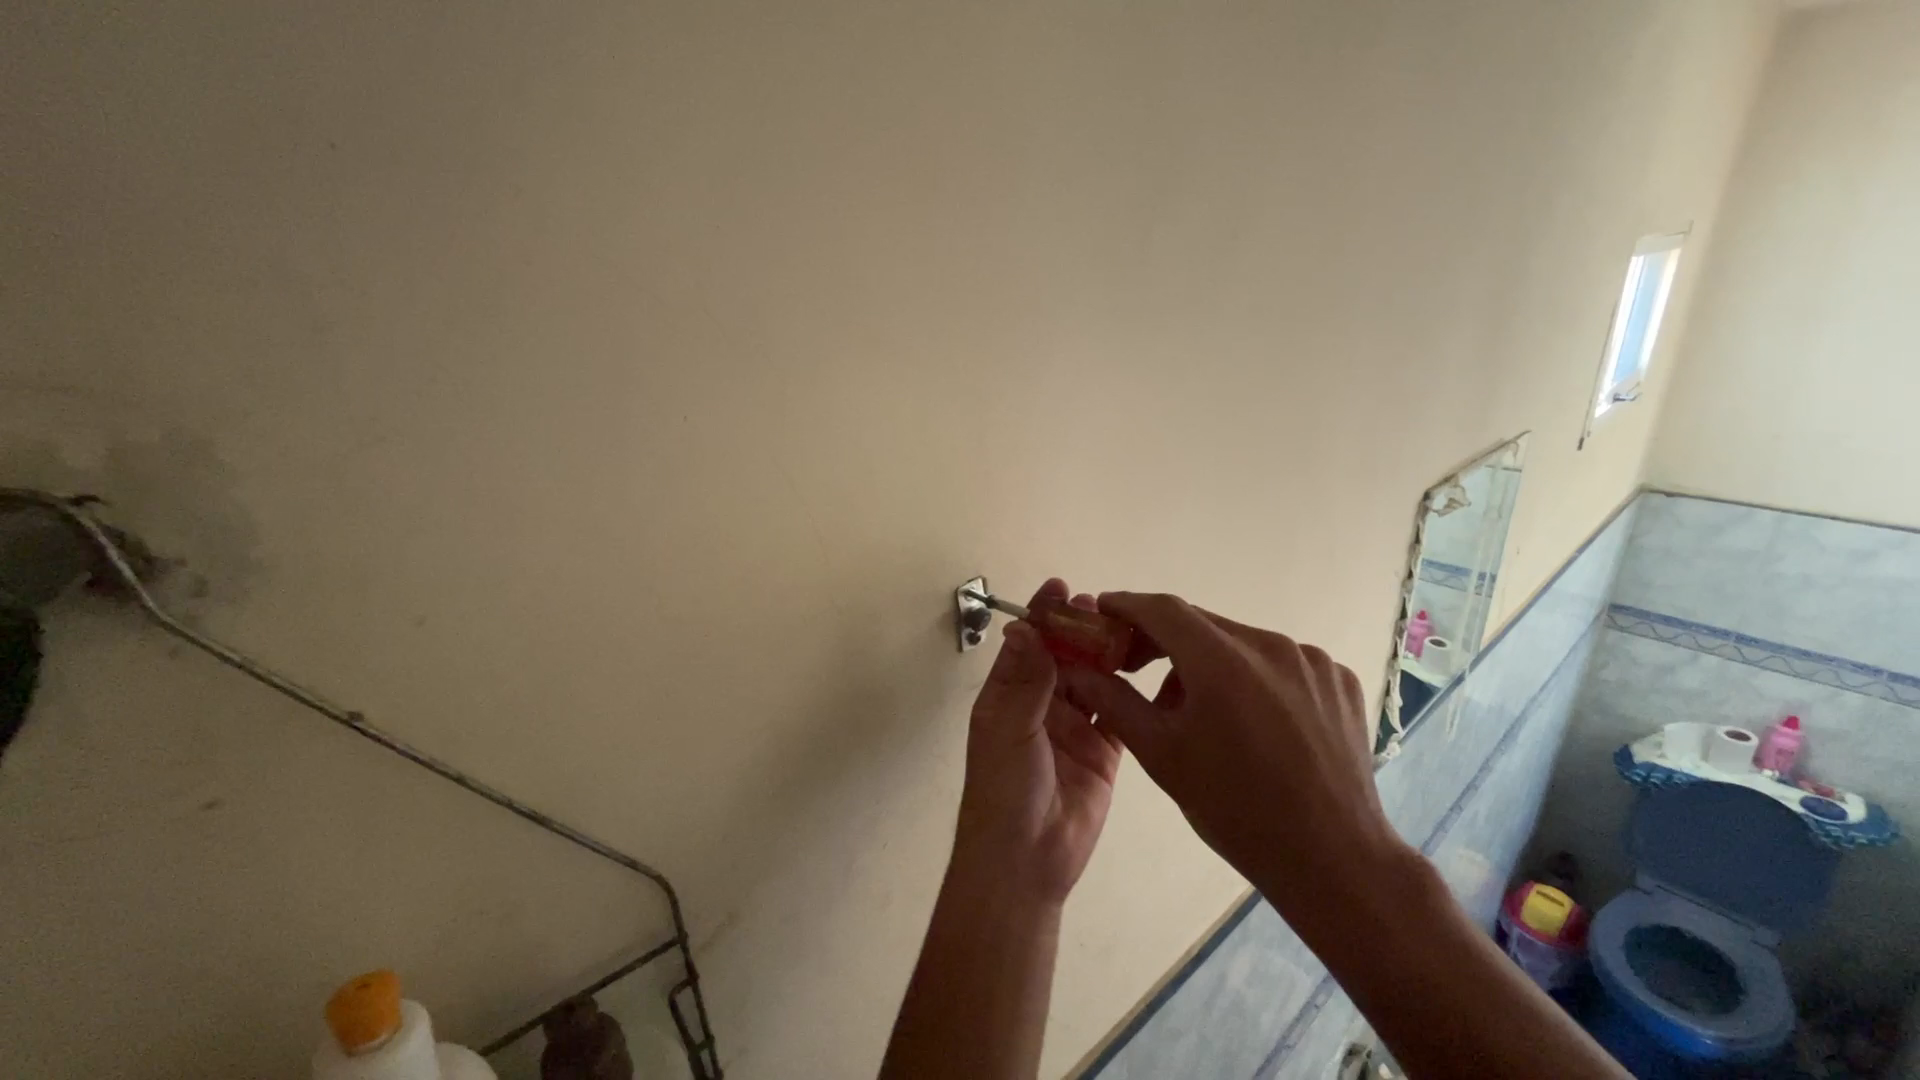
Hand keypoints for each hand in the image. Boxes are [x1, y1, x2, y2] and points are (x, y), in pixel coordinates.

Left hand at [953, 579, 1122, 905]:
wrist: (1026, 860)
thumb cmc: (1005, 790)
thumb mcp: (1008, 728)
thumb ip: (1025, 680)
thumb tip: (1025, 625)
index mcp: (1008, 698)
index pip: (1027, 646)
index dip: (1042, 616)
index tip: (1060, 587)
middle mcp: (1041, 708)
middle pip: (1063, 659)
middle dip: (1079, 631)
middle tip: (1104, 606)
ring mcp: (1074, 729)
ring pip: (1093, 681)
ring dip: (1105, 656)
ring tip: (1128, 628)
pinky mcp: (1103, 752)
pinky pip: (1118, 714)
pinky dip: (1129, 691)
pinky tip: (1147, 667)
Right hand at [1056, 592, 1405, 913]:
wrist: (1332, 858)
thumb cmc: (1234, 810)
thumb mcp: (1162, 756)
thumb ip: (1115, 702)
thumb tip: (1078, 669)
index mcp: (1223, 661)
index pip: (1163, 609)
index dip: (1127, 606)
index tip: (1103, 613)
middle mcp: (1272, 646)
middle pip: (1202, 624)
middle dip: (1163, 640)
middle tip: (1135, 668)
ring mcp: (1313, 660)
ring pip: (1242, 643)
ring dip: (1210, 662)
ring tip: (1199, 711)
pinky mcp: (1340, 679)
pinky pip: (1281, 662)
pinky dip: (1254, 678)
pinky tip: (1252, 722)